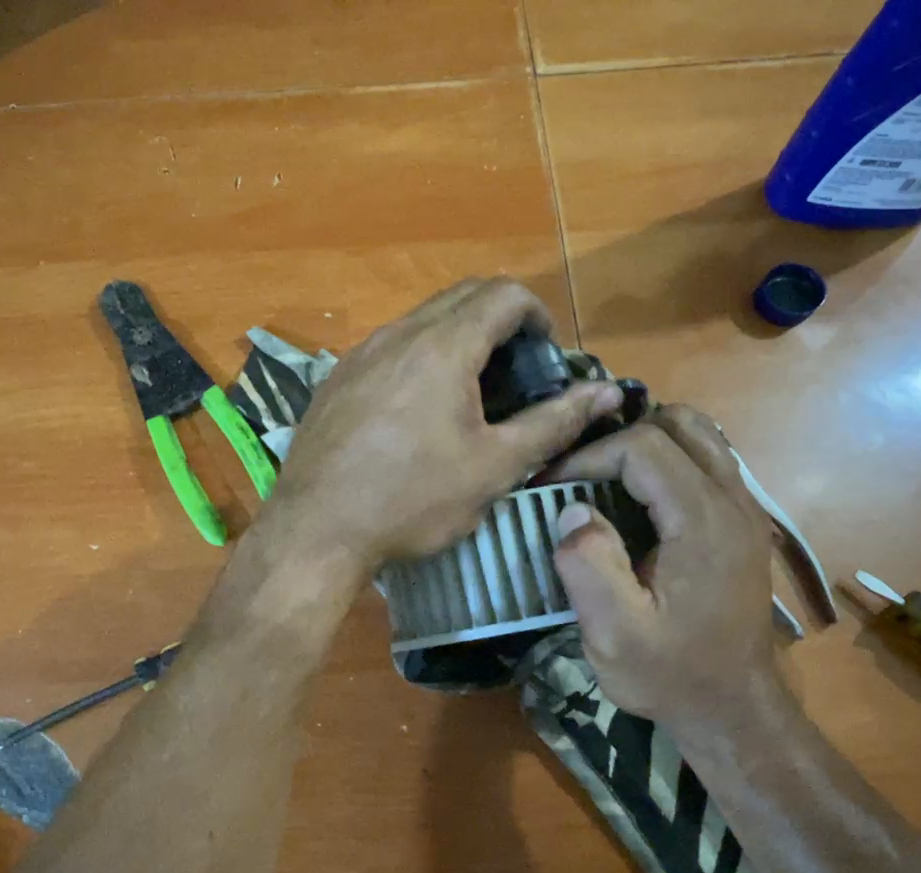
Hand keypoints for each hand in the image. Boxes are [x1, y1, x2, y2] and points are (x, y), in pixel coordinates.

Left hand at [268, 278, 621, 566]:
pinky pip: (387, 349)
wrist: (315, 530)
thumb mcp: (494, 468)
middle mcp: (396, 335)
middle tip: (515, 373)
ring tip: (470, 394)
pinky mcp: (333, 381)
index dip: (537, 315)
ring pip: (420, 321)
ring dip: (456, 339)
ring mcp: (358, 355)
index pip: (504, 293)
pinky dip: (417, 359)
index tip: (545, 357)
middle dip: (499, 321)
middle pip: (461, 297)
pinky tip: (417, 413)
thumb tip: (605, 392)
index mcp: (442, 346)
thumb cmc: (412, 501)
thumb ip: (553, 423)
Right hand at [548, 405, 780, 725]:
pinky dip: (669, 461)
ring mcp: (746, 511)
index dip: (588, 456)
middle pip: (679, 424)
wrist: (731, 708)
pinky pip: (708, 462)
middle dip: (618, 439)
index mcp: (703, 522)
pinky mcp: (743, 525)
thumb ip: (588, 566)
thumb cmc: (669, 674)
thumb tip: (570, 510)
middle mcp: (734, 503)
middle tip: (577, 475)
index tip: (551, 487)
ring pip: (701, 436)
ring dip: (647, 444)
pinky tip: (635, 500)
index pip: (643, 446)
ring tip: (602, 478)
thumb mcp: (614, 633)